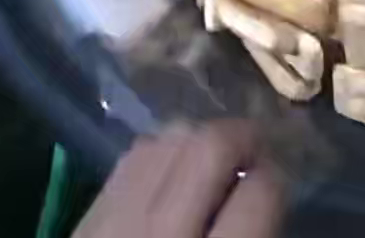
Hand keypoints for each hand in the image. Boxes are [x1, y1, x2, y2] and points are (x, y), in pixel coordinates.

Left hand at [74, 121, 285, 237]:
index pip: (257, 196)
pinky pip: (133, 157)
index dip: (276, 180)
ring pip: (170, 138)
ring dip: (200, 138)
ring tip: (215, 156)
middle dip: (241, 136)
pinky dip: (161, 150)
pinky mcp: (87, 218)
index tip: (277, 178)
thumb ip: (249, 235)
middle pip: (210, 148)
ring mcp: (117, 222)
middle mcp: (163, 234)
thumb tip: (265, 197)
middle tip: (255, 148)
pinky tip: (172, 167)